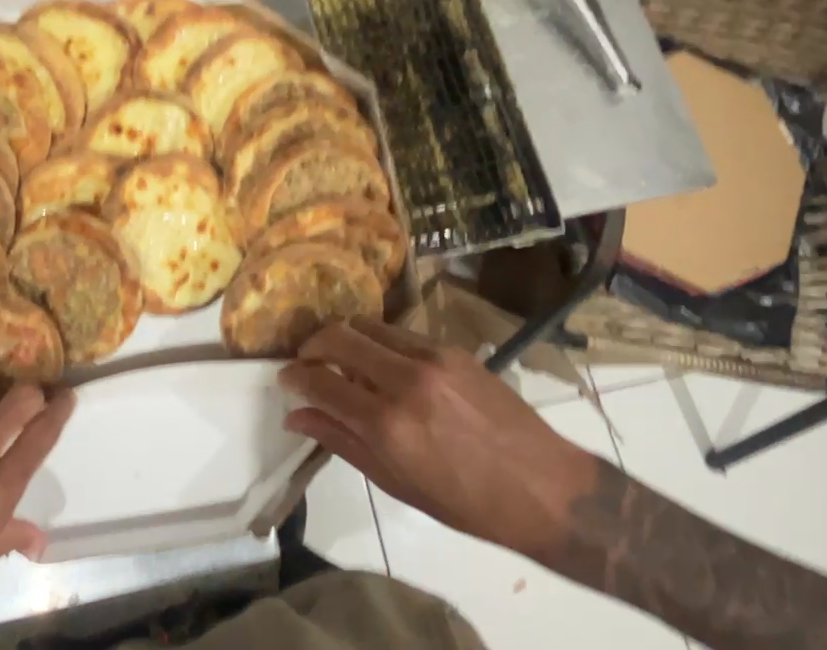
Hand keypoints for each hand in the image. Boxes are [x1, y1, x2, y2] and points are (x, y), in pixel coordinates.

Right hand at [278, 318, 599, 562]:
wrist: (542, 486)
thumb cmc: (465, 501)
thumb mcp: (395, 482)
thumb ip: (341, 440)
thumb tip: (296, 416)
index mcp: (388, 424)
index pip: (321, 381)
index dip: (294, 377)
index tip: (284, 380)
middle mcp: (405, 380)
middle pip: (339, 336)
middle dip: (312, 345)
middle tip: (307, 363)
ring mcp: (432, 358)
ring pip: (368, 325)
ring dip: (345, 338)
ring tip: (343, 360)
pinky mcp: (452, 349)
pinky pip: (400, 333)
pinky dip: (379, 342)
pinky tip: (383, 365)